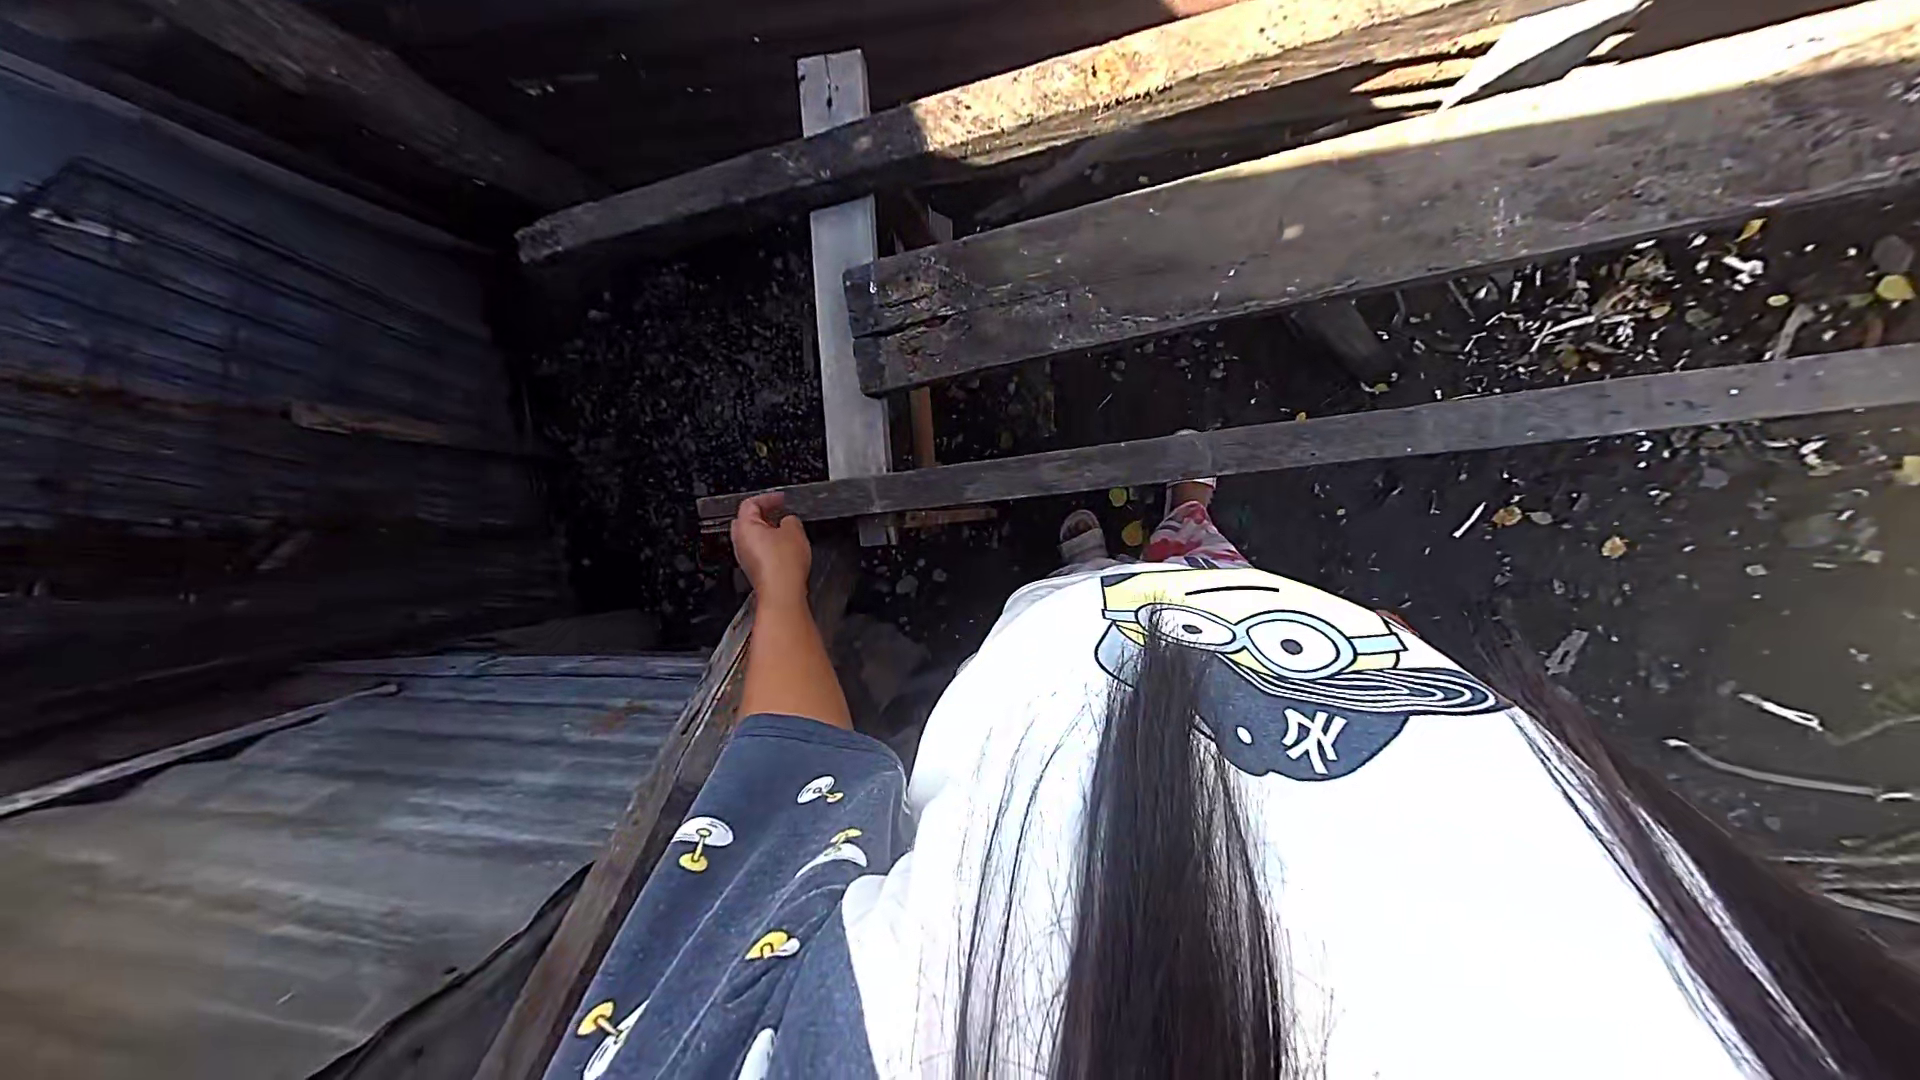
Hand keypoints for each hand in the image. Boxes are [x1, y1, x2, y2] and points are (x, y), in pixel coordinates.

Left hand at [731, 493, 810, 605]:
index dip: (769, 498)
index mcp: (745, 527)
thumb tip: (789, 521)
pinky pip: (760, 551)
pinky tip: (786, 549)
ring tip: (788, 531)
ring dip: (769, 531)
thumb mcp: (795, 530)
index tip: (781, 498)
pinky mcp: (755, 569)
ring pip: (754, 537)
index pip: (751, 503)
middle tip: (782, 512)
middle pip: (749, 520)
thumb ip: (790, 519)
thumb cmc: (783, 564)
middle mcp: (740, 542)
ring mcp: (745, 557)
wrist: (783, 592)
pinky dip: (771, 546)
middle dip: (766, 514)